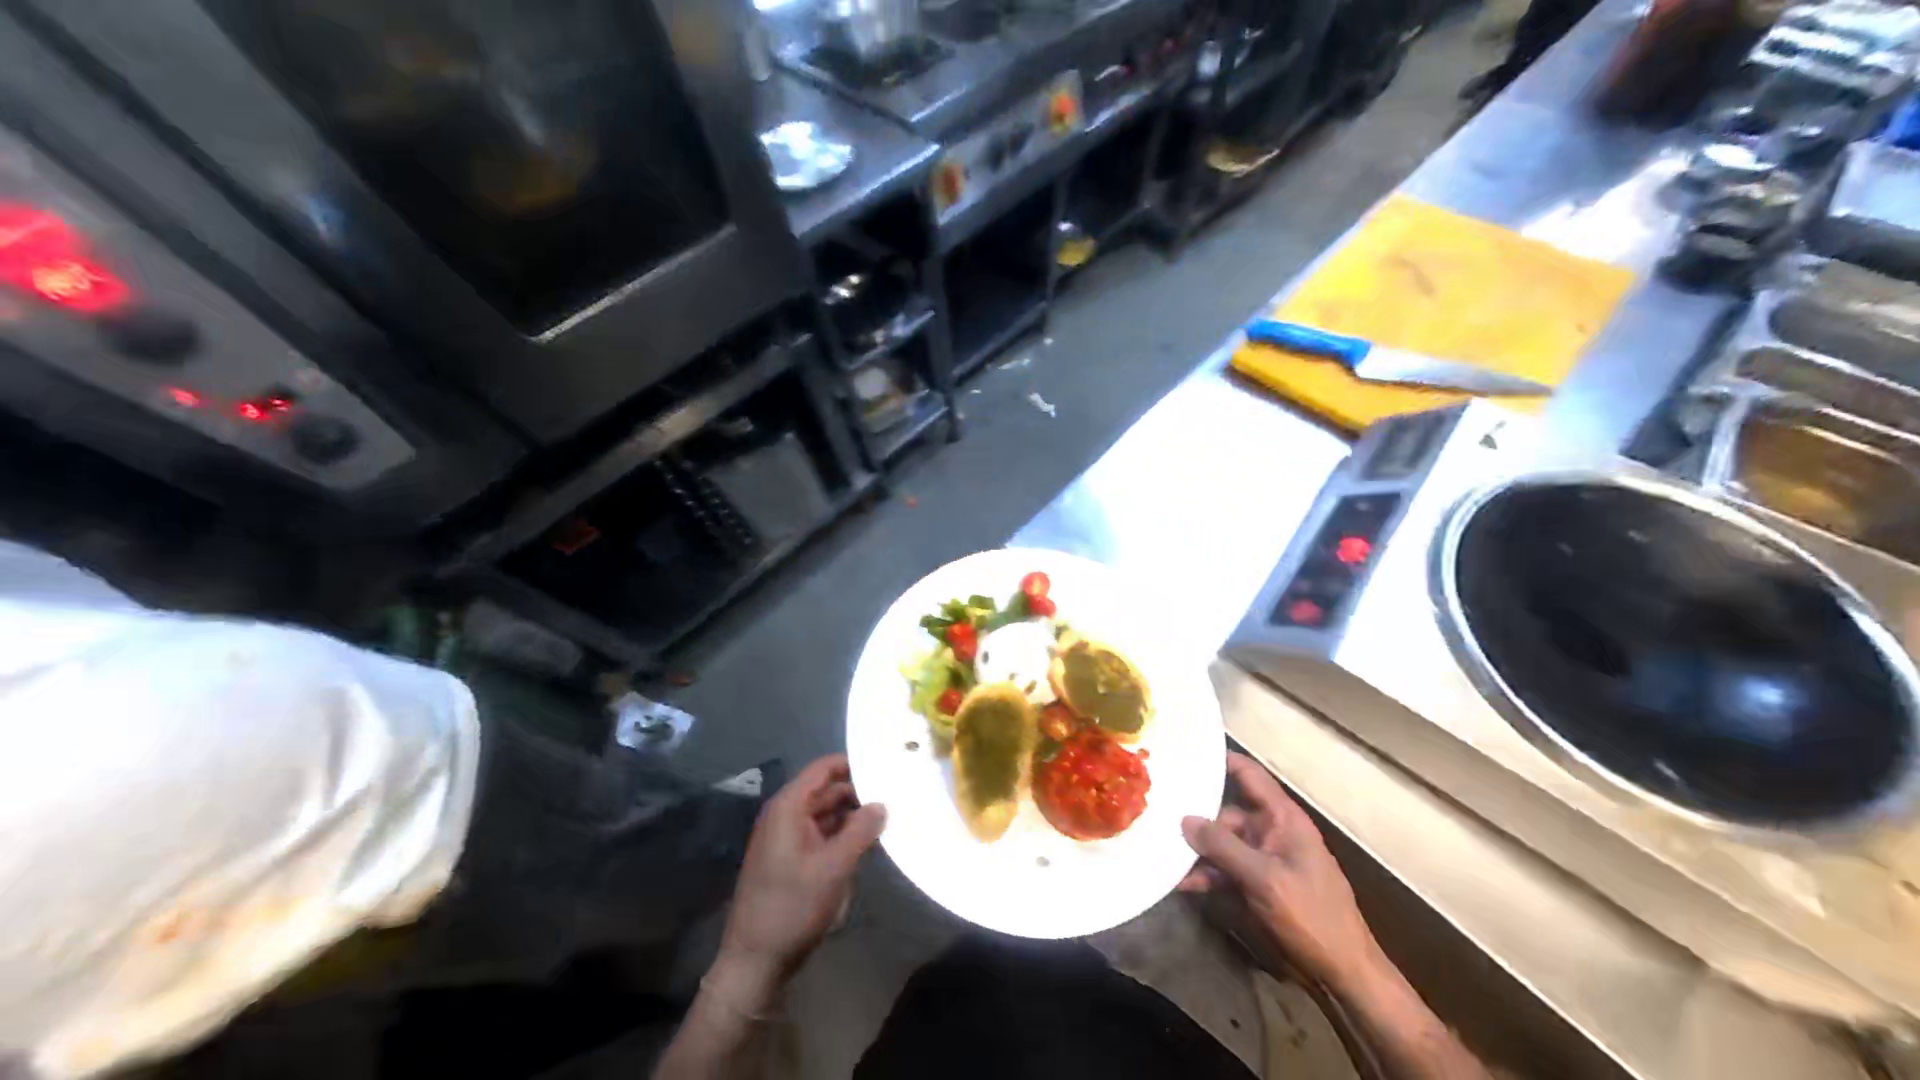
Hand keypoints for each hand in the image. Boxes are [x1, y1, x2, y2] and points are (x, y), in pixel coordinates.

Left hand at [713, 754, 885, 998]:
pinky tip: (867, 844)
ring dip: (853, 816)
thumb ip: (861, 831)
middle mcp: (785, 815)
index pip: (825, 768)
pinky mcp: (790, 860)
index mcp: (789, 807)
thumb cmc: (792, 907)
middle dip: (859, 792)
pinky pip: (821, 835)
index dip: (854, 763)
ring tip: (889, 817)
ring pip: (826, 814)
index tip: (887, 764)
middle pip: (827, 790)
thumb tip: (882, 804)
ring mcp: (786, 838)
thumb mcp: (834, 868)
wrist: (754, 961)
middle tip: (897, 794)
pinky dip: (842, 835)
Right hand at [1180, 752, 1384, 992]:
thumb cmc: (1311, 916)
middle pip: (1226, 812)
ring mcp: (1264, 859)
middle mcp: (1272, 831)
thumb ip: (1223, 846)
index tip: (1185, 753)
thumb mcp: (1264, 878)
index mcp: (1283, 819)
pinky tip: (1181, 883)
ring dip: (1196, 853)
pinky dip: (1205, 875)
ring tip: (1165, 858)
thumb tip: (1185, 819)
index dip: (1221, 761)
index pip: (1249, 775)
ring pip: (1221, 844)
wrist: (1342, 973)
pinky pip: (1224, 870)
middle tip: (1160, 818)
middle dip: (1196, 818)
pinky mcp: (1257, 884)